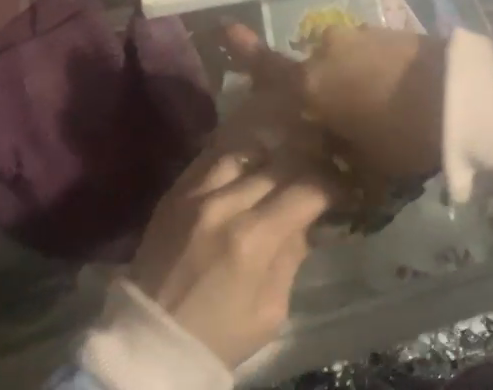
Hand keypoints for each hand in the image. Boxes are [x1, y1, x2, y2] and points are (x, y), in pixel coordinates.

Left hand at [128, 119, 334, 366]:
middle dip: (307, 164)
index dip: (333, 184)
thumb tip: (306, 219)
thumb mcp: (271, 311)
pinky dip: (236, 158)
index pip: (307, 188)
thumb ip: (292, 257)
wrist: (149, 342)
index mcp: (253, 239)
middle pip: (279, 161)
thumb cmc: (218, 337)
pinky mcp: (174, 192)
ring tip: (282, 161)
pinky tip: (248, 163)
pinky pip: (211, 158)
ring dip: (270, 154)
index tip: (344, 186)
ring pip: (246, 150)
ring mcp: (195, 192)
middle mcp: (224, 204)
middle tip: (320, 169)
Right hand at [225, 22, 447, 181]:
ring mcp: (357, 38)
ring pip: (335, 62)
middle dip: (309, 94)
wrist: (461, 94)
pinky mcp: (386, 33)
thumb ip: (334, 152)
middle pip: (305, 71)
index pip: (265, 68)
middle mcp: (325, 52)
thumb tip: (324, 150)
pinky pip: (360, 55)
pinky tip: (383, 95)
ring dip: (341, 83)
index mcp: (311, 84)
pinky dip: (362, 73)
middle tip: (325, 122)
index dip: (242, 51)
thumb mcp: (364, 160)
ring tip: (364, 113)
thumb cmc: (404, 135)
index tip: (223, 28)